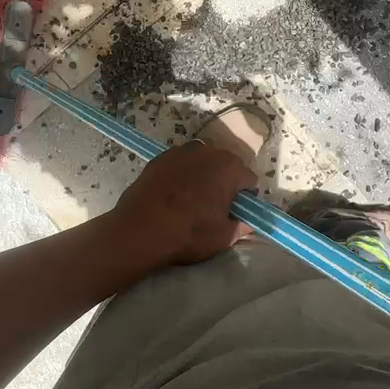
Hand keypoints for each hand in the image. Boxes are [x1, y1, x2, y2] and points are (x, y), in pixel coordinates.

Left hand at [102, 141, 254, 268]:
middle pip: (227, 165)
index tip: (236, 211)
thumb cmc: (188, 233)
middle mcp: (210, 151)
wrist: (140, 228)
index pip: (249, 180)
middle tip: (215, 205)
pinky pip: (181, 162)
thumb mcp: (223, 237)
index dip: (245, 197)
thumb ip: (242, 226)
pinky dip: (183, 172)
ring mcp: (183, 150)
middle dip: (225, 181)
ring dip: (204, 173)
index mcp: (230, 168)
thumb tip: (249, 223)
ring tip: (192, 196)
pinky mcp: (161, 156)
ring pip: (203, 160)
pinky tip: (173, 191)